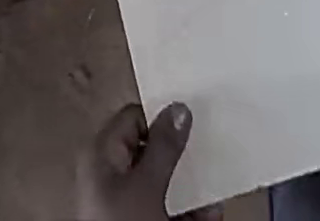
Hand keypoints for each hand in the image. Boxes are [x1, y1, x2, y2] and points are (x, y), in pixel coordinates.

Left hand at [75, 102, 219, 220]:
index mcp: (102, 154)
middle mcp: (112, 175)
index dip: (161, 117)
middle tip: (211, 148)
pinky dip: (191, 213)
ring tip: (218, 187)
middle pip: (152, 152)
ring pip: (165, 184)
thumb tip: (179, 108)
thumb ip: (164, 146)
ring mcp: (127, 205)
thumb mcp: (146, 184)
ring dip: (192, 188)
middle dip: (183, 155)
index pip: (133, 118)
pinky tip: (212, 214)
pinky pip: (169, 211)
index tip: (193, 117)